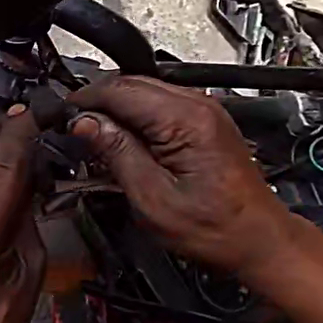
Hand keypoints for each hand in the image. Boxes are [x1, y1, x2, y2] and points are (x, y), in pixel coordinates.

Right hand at [68, 76, 290, 275]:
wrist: (259, 240)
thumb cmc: (216, 229)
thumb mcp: (152, 198)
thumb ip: (117, 153)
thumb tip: (85, 123)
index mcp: (186, 121)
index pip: (120, 90)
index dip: (86, 101)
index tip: (64, 116)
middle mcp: (199, 106)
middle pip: (131, 82)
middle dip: (97, 101)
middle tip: (73, 126)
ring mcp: (204, 110)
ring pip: (143, 89)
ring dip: (115, 107)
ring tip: (94, 134)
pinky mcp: (204, 120)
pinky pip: (159, 103)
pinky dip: (134, 114)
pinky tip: (122, 137)